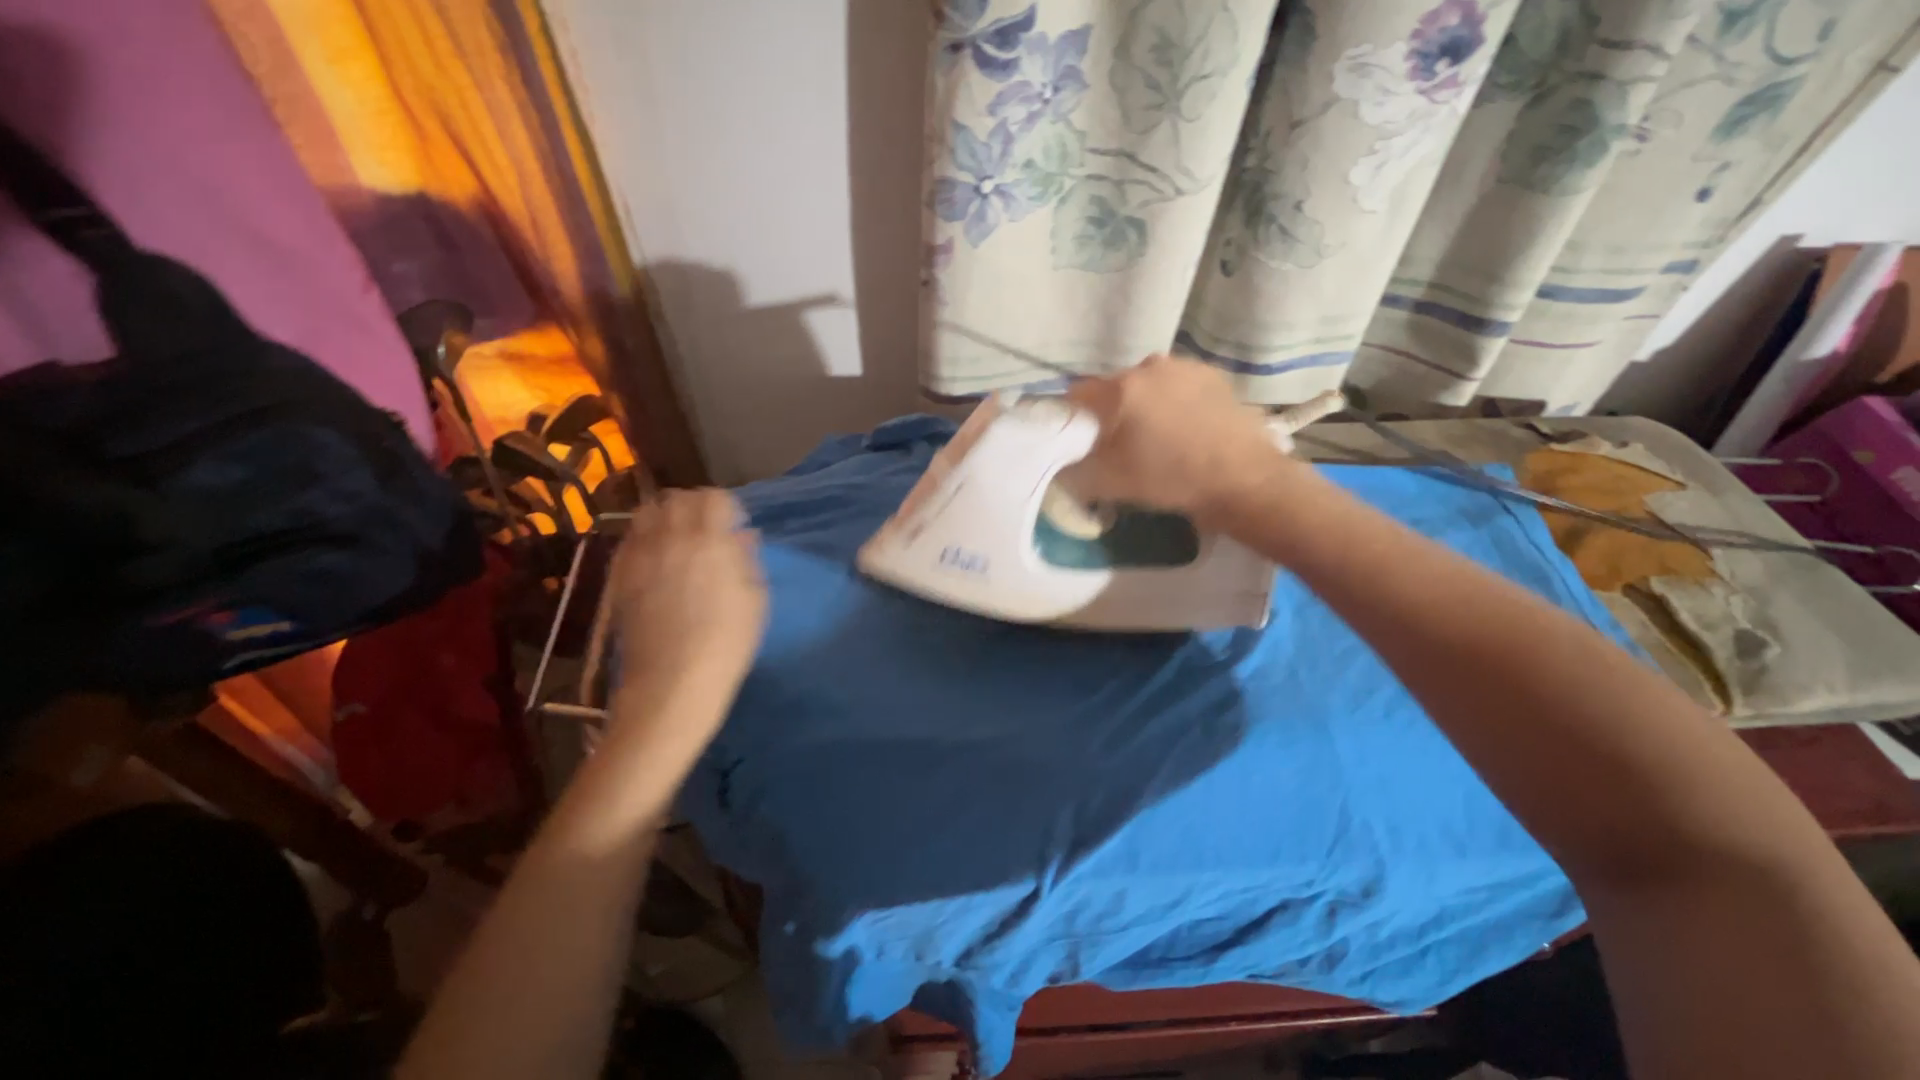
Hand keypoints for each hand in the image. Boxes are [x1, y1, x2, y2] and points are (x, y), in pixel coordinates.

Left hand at [611, 489, 767, 691]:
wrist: (672, 682)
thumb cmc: (726, 644)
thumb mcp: (755, 601)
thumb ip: (748, 560)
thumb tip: (743, 537)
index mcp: (709, 539)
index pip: (713, 497)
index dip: (727, 506)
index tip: (735, 525)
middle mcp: (670, 537)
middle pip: (677, 498)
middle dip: (694, 505)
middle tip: (706, 526)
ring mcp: (640, 554)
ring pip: (647, 512)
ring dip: (664, 516)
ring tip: (677, 537)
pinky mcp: (620, 574)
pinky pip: (629, 540)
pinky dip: (644, 538)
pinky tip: (656, 558)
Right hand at [1063, 355, 1295, 522]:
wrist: (1243, 479)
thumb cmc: (1170, 478)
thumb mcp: (1111, 483)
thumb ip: (1074, 471)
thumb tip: (1058, 467)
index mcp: (1120, 387)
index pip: (1076, 394)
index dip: (1071, 417)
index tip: (1078, 440)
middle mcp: (1150, 366)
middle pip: (1115, 388)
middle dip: (1112, 412)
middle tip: (1121, 445)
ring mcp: (1186, 367)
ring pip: (1149, 385)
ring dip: (1146, 405)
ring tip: (1158, 438)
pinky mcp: (1215, 376)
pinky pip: (1180, 386)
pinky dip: (1176, 403)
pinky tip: (1187, 430)